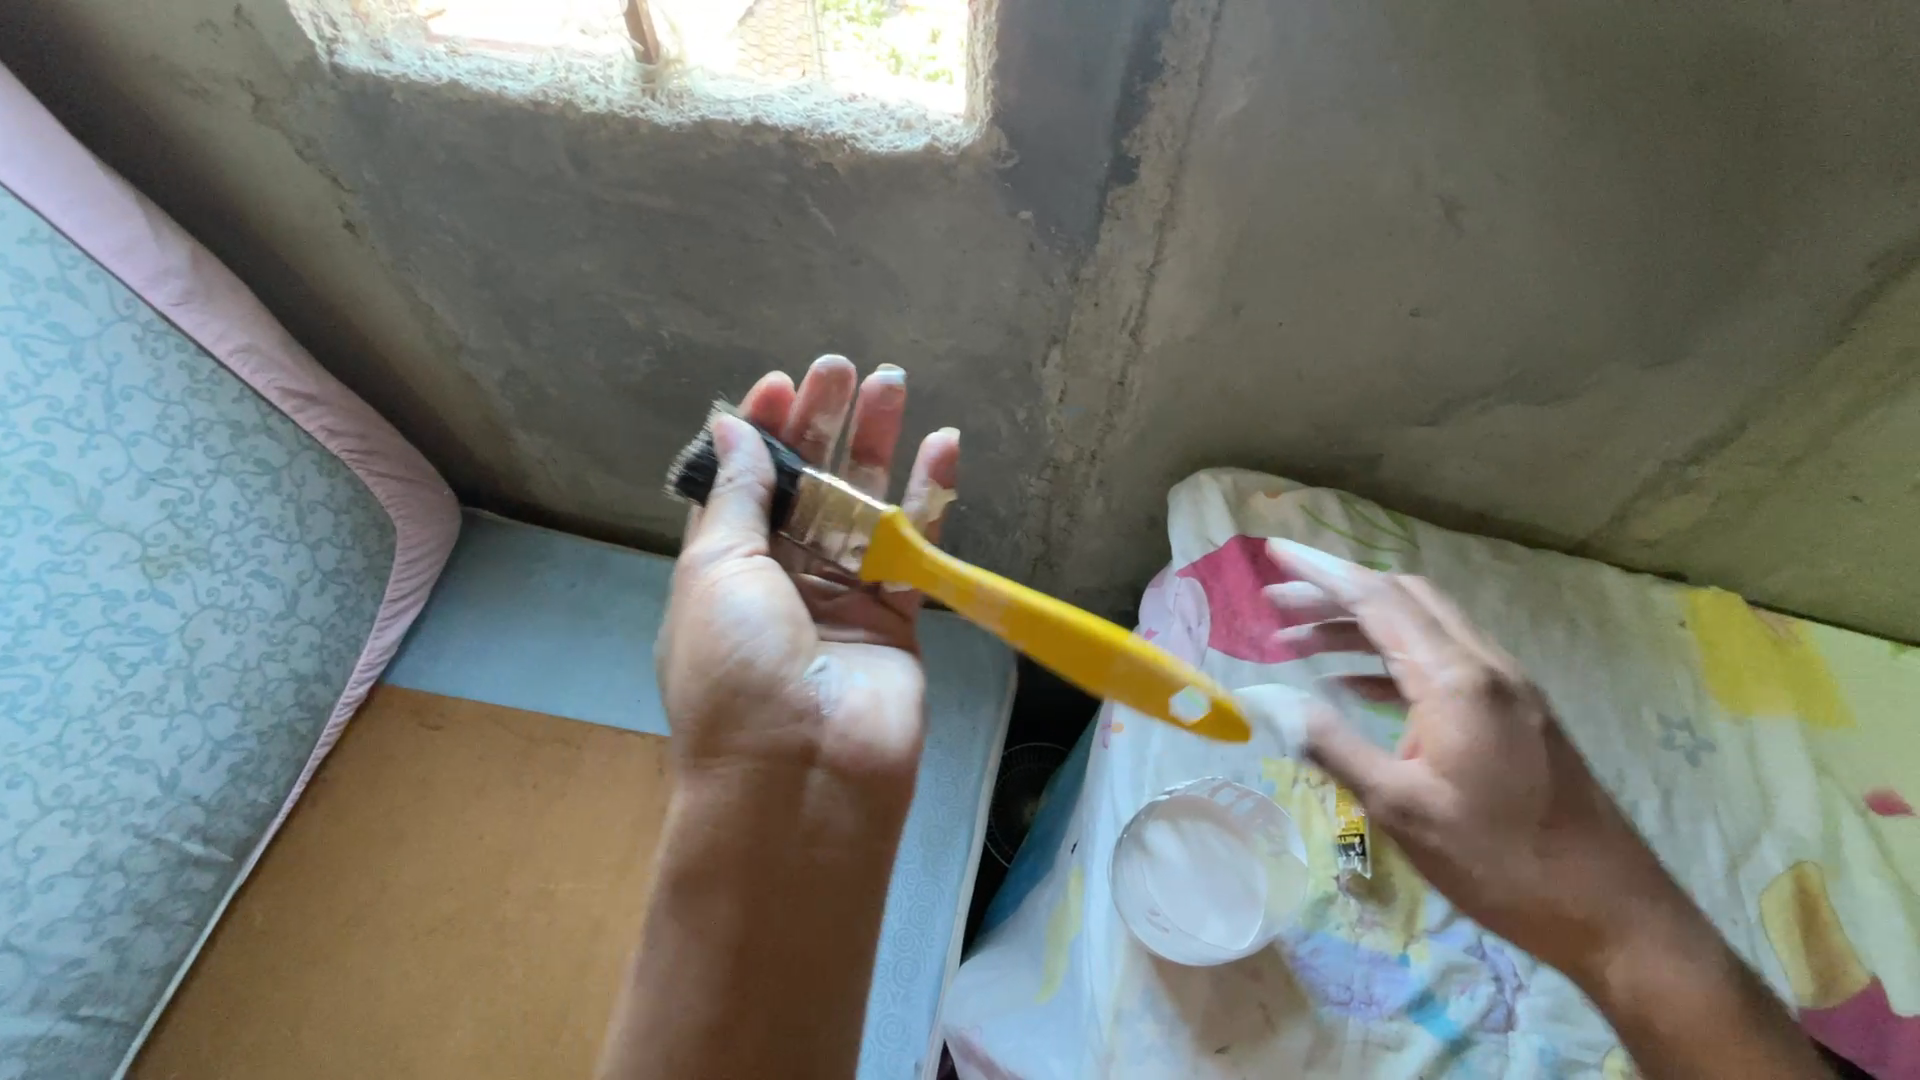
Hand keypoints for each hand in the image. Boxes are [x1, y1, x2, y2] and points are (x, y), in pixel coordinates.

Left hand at [656, 356, 959, 799]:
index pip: (746, 485)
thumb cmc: (737, 668)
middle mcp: (784, 579)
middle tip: (843, 368)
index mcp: (726, 570)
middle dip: (823, 426)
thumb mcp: (716, 572)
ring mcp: (844, 597)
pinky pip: (915, 548)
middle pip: (808, 487)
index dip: (762, 431)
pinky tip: (944, 446)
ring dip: (878, 447)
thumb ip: (738, 496)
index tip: (783, 383)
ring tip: (892, 383)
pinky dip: (930, 498)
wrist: (802, 777)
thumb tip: (730, 424)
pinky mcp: (898, 617)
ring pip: (864, 507)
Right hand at [1261, 539, 1693, 979]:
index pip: (1378, 600)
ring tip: (1294, 641)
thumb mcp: (1401, 807)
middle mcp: (1485, 666)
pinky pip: (1436, 661)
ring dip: (1356, 625)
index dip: (1321, 572)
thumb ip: (1330, 744)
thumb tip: (1266, 699)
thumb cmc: (1500, 862)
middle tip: (1274, 603)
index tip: (1273, 552)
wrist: (1612, 914)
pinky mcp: (1509, 712)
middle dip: (1334, 591)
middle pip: (1402, 598)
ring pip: (1420, 627)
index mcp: (1458, 680)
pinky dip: (1384, 659)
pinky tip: (1346, 683)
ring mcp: (1503, 687)